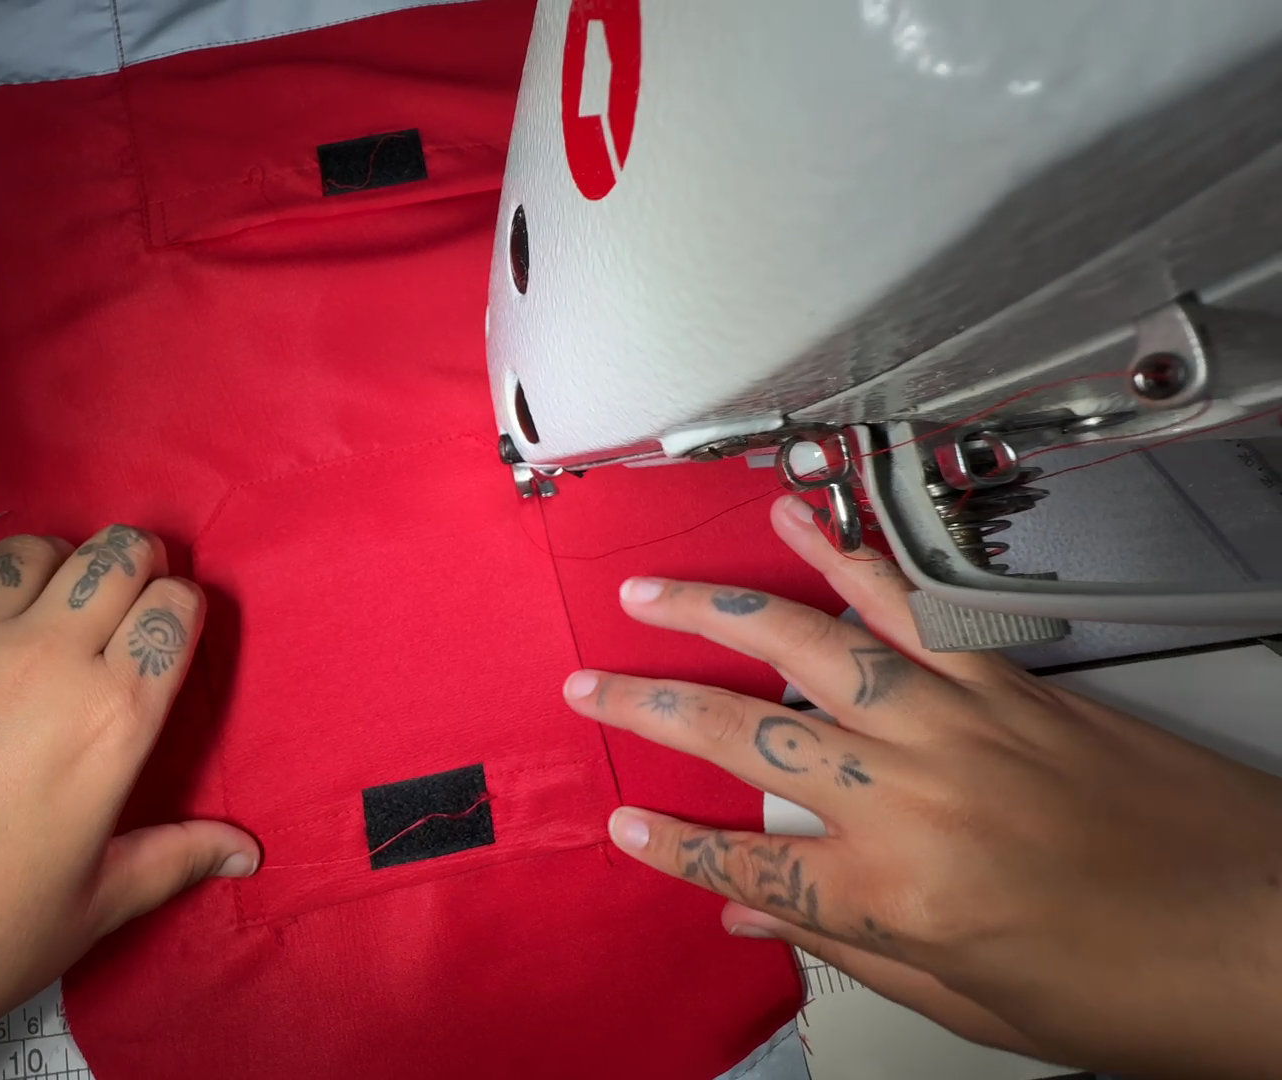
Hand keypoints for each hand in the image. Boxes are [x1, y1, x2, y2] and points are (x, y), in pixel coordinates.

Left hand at [0, 526, 257, 1079]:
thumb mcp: (90, 909)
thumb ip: (177, 858)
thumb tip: (251, 853)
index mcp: (108, 717)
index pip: (174, 608)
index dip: (179, 607)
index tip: (166, 625)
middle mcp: (35, 657)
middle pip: (114, 553)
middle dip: (133, 561)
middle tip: (119, 595)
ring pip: (26, 552)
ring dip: (48, 574)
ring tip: (33, 620)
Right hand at [562, 495, 1281, 1079]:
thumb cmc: (1138, 991)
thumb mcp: (971, 1003)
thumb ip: (838, 946)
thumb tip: (741, 919)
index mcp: (897, 894)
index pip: (744, 866)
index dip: (673, 847)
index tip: (623, 825)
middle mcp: (911, 799)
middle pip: (744, 739)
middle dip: (648, 710)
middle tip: (585, 688)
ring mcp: (953, 725)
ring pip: (804, 652)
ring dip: (710, 616)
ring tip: (644, 596)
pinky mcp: (1000, 683)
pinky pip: (904, 608)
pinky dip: (837, 559)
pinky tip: (790, 524)